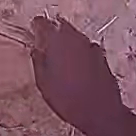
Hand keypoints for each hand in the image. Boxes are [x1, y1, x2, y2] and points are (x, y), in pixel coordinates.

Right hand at [29, 16, 131, 135]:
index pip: (44, 24)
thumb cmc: (66, 98)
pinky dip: (80, 50)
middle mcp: (75, 39)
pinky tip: (77, 62)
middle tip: (45, 40)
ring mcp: (91, 47)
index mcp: (57, 42)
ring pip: (76, 35)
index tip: (33, 28)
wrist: (100, 111)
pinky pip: (87, 47)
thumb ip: (38, 62)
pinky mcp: (102, 56)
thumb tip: (35, 49)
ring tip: (60, 52)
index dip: (37, 25)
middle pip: (62, 26)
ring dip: (67, 39)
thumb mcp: (44, 83)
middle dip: (53, 30)